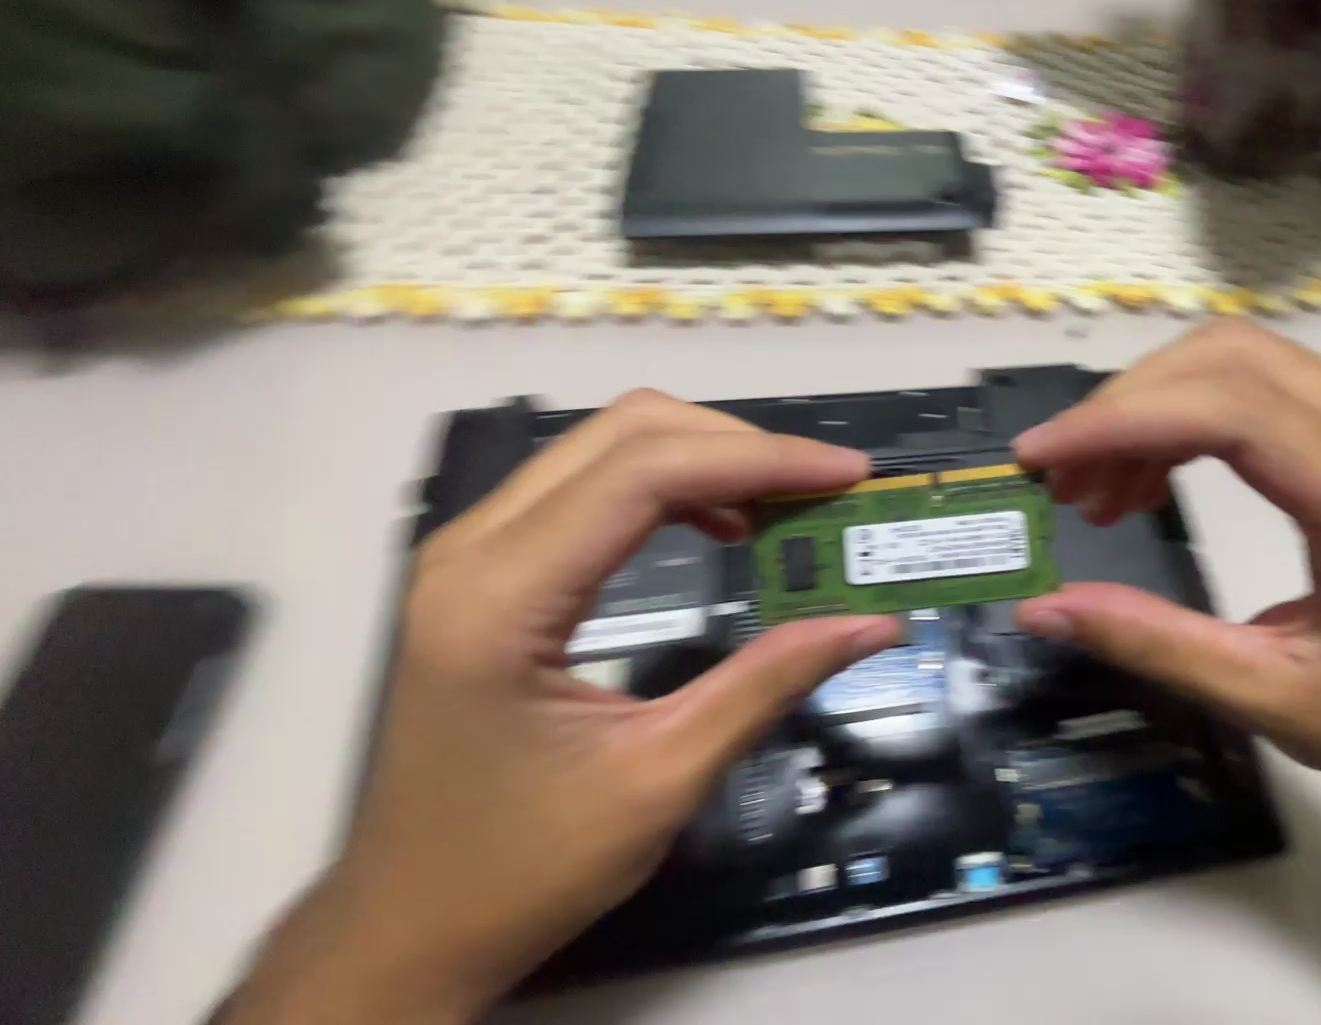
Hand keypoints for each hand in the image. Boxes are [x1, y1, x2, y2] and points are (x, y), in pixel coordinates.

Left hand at [227, 392, 900, 1024]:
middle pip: (625, 433)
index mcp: (503, 598)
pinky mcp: (490, 567)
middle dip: (739, 446)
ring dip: (708, 457)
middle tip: (823, 488)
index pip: (645, 474)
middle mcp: (475, 547)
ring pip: (608, 446)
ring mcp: (474, 551)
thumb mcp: (663, 777)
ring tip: (786, 503)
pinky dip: (672, 485)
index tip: (847, 476)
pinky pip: (592, 486)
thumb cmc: (525, 867)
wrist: (408, 924)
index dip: (760, 459)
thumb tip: (875, 624)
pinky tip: (722, 525)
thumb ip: (769, 683)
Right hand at [1012, 320, 1320, 820]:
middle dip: (1125, 406)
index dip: (1124, 419)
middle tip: (1059, 477)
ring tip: (1092, 490)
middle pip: (1232, 362)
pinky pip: (1252, 390)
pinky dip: (1177, 420)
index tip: (1040, 458)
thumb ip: (1151, 642)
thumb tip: (1039, 607)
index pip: (1238, 413)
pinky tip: (1140, 484)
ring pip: (1237, 361)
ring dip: (1146, 409)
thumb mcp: (1263, 697)